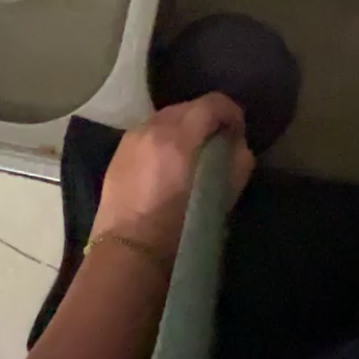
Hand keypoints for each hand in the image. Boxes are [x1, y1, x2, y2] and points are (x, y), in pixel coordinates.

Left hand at [91, 93, 255, 259]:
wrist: (126, 255)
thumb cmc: (177, 232)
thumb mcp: (219, 200)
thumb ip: (236, 165)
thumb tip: (239, 147)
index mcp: (179, 138)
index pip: (212, 103)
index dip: (231, 112)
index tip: (238, 133)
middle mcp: (153, 127)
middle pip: (189, 106)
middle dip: (207, 119)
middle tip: (218, 144)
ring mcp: (133, 135)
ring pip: (167, 116)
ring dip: (185, 127)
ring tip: (192, 154)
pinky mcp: (119, 149)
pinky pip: (149, 131)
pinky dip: (164, 138)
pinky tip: (168, 162)